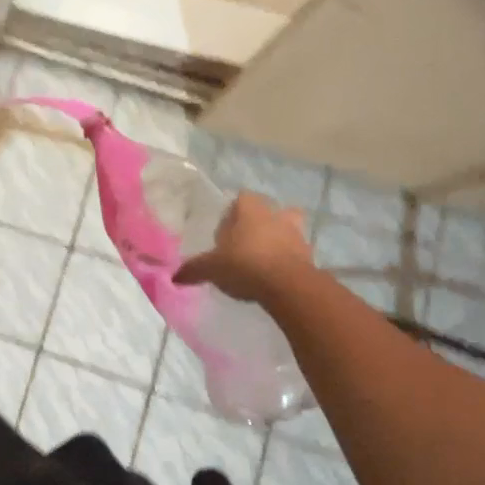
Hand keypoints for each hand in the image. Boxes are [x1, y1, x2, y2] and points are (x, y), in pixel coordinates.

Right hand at [173, 191, 312, 301]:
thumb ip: (193, 269)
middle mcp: (276, 216)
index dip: (234, 209)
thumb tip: (175, 277)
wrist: (287, 286)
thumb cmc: (244, 264)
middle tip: (246, 240)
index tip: (226, 225)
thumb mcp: (211, 268)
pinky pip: (296, 254)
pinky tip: (273, 276)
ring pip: (288, 230)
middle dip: (261, 222)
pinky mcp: (310, 257)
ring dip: (278, 240)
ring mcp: (297, 236)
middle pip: (271, 211)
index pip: (243, 197)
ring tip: (262, 259)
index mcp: (251, 211)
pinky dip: (287, 261)